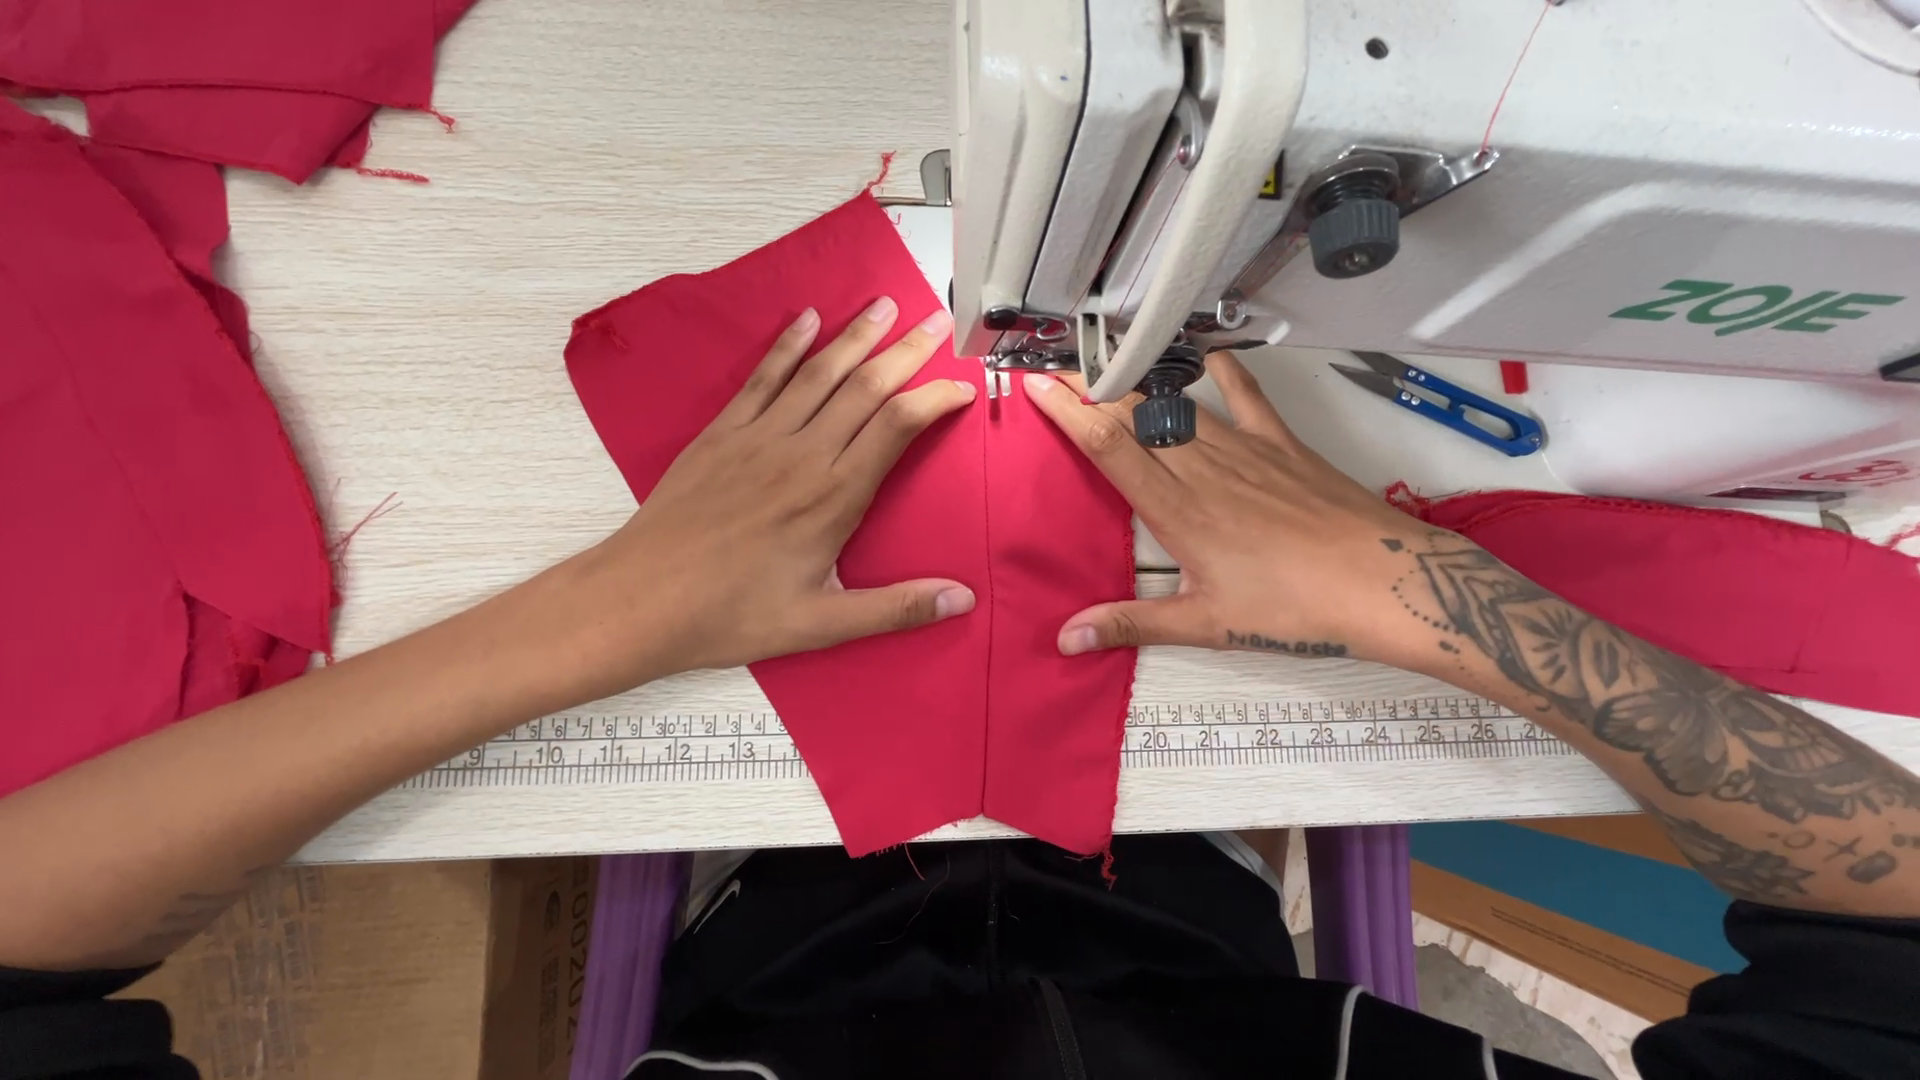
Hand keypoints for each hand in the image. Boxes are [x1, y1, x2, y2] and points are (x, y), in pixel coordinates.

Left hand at [555, 298, 977, 695]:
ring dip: (855, 335)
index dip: (935, 399)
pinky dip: (787, 346)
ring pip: (819, 372)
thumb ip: (896, 608)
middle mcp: (802, 454)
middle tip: (937, 320)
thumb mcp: (823, 624)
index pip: (898, 426)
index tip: (961, 385)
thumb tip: (962, 598)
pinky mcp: (722, 433)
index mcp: (834, 496)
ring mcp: (759, 437)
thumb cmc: (733, 615)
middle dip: (907, 350)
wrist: (642, 599)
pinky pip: (762, 378)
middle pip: (866, 386)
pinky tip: (805, 319)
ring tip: (884, 305)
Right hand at [1023, 352, 1462, 668]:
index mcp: (1176, 508)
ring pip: (1177, 406)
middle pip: (1134, 415)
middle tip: (1055, 371)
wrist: (1384, 582)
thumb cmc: (1292, 607)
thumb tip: (1066, 638)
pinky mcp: (1282, 445)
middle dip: (1088, 389)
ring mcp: (1245, 450)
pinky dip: (1225, 374)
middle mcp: (1202, 467)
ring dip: (1136, 386)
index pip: (1108, 445)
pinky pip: (1247, 398)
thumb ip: (1131, 623)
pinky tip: (1208, 357)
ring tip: (1105, 370)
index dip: (1067, 412)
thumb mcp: (1205, 624)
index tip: (1035, 387)